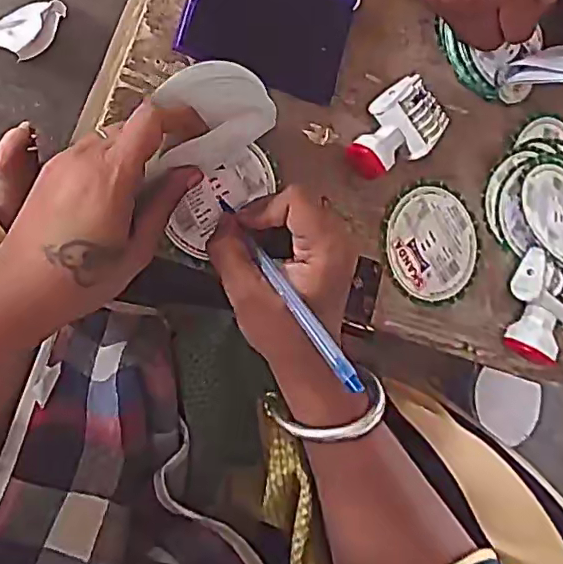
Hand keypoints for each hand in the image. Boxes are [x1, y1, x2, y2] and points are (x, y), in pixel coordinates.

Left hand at [0, 100, 201, 342]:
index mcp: (111, 173)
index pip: (150, 118)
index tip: (195, 128)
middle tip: (176, 165)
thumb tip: (188, 175)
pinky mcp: (50, 172)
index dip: (179, 116)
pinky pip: (88, 152)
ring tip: (142, 188)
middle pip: (132, 126)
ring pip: (109, 138)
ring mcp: (63, 162)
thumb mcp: (136, 248)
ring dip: (132, 152)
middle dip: (159, 139)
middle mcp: (84, 158)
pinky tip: (112, 196)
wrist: (15, 293)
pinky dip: (108, 162)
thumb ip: (165, 202)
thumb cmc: (77, 281)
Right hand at [208, 188, 359, 380]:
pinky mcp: (333, 251)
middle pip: (298, 199)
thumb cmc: (285, 337)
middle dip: (265, 212)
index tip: (240, 227)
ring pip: (301, 208)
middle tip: (241, 233)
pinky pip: (305, 222)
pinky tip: (266, 251)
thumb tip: (222, 223)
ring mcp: (340, 244)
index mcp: (326, 246)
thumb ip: (229, 253)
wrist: (311, 366)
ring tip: (250, 242)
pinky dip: (282, 228)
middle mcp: (340, 239)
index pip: (294, 198)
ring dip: (272, 220)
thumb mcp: (247, 296)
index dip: (261, 208)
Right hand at [412, 0, 551, 49]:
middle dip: (497, 30)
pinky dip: (456, 7)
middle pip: (488, 41)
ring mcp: (446, 0)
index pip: (518, 32)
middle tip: (501, 13)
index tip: (522, 16)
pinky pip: (447, 16)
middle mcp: (473, 0)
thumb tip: (535, 5)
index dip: (523, 24)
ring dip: (475, 20)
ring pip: (466, 32)